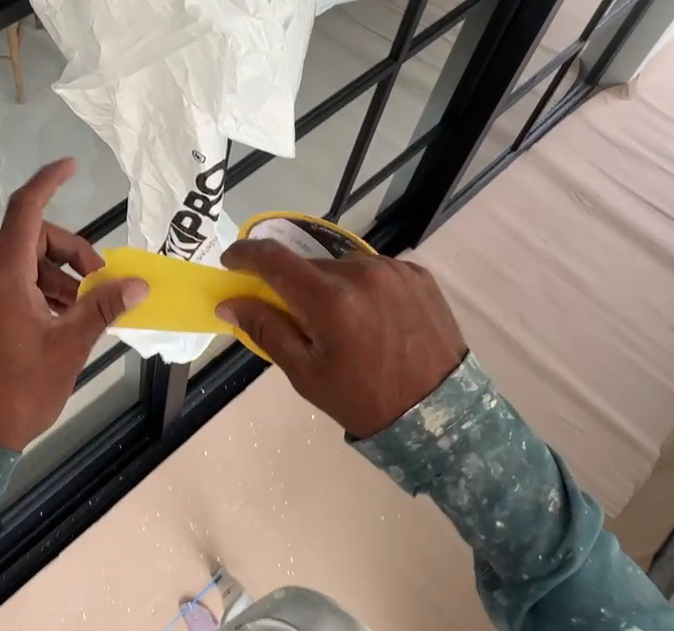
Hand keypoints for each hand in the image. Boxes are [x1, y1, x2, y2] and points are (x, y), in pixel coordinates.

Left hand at [0, 159, 148, 450]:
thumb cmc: (18, 389)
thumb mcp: (69, 347)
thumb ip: (103, 308)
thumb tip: (137, 284)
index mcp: (5, 274)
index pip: (26, 210)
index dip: (48, 182)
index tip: (71, 166)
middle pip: (33, 239)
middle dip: (71, 252)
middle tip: (99, 283)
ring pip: (24, 265)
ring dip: (58, 278)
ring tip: (83, 312)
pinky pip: (12, 286)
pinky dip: (40, 293)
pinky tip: (60, 322)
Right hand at [217, 240, 465, 438]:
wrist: (445, 419)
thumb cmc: (366, 401)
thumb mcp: (306, 375)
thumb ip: (265, 329)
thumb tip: (228, 302)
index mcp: (331, 300)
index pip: (273, 258)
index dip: (244, 254)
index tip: (231, 262)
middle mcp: (361, 272)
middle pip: (307, 264)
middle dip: (292, 284)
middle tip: (294, 316)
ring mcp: (393, 269)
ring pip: (340, 265)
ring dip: (328, 285)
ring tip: (340, 322)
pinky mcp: (417, 274)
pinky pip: (372, 270)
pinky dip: (361, 287)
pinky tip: (370, 317)